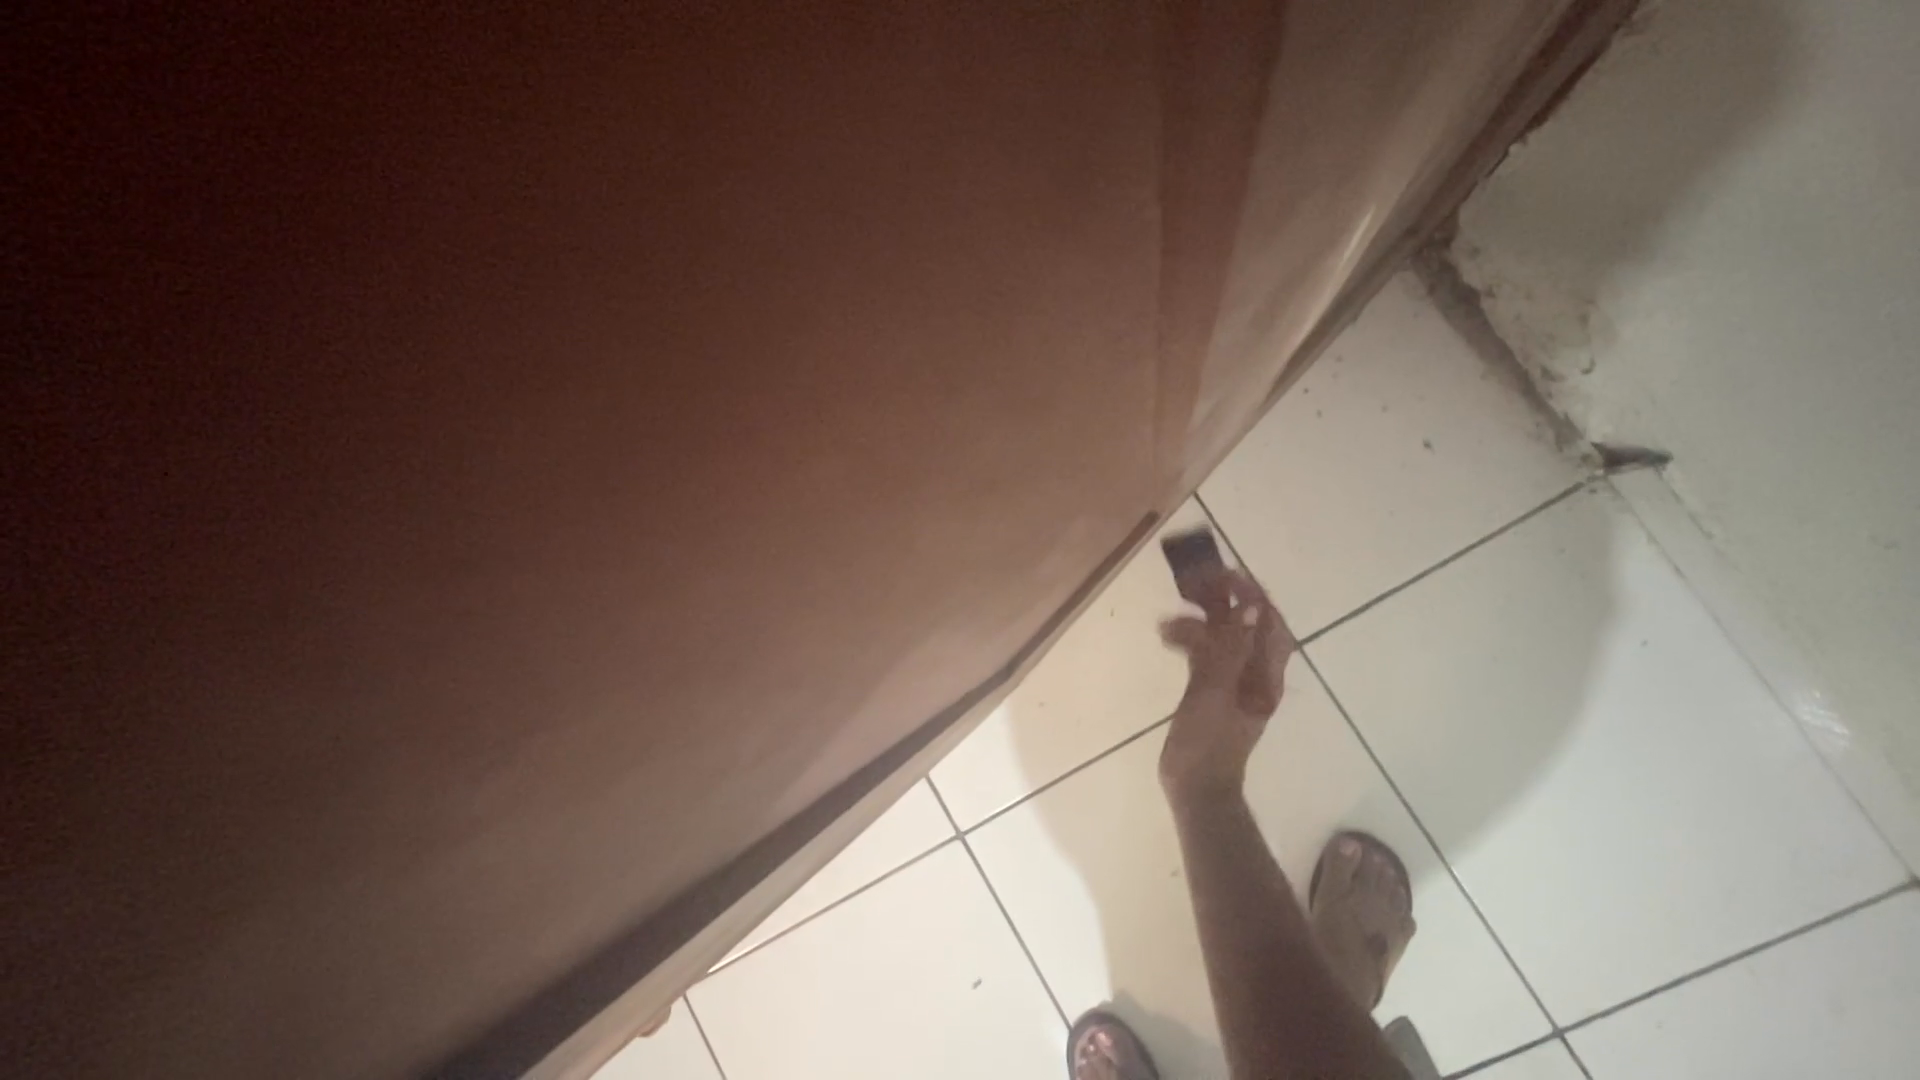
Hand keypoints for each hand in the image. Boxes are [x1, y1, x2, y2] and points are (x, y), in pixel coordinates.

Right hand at [1157, 568, 1295, 801]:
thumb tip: (1249, 608)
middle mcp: (1254, 675)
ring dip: (1202, 620)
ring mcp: (1232, 683)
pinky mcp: (1211, 691)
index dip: (1252, 595)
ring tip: (1173, 611)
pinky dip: (1190, 640)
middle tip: (1194, 582)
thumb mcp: (1217, 694)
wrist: (1196, 790)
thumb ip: (1230, 650)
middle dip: (1224, 601)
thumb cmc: (1208, 745)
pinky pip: (1205, 655)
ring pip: (1224, 639)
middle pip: (1246, 627)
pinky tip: (1167, 635)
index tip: (1225, 574)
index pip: (1268, 623)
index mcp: (1264, 676)